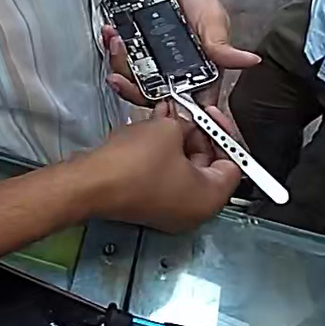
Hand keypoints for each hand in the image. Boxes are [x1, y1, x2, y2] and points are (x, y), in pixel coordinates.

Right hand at [79, 115, 240, 232]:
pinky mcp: (147, 202)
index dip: (222, 134)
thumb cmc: (131, 167)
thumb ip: (184, 123)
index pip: (233, 163)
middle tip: (185, 114)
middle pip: (207, 165)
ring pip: (182, 167)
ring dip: (174, 140)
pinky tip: (149, 131)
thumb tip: (181, 121)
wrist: (91, 182)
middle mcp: (192, 210)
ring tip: (164, 118)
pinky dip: (160, 152)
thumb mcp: (168, 130)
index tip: (212, 117)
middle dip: (195, 135)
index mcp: (209, 199)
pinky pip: (163, 173)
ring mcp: (168, 208)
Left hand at [105, 0, 259, 107]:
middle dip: (133, 88)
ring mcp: (151, 66)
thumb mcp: (213, 22)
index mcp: (198, 76)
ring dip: (119, 65)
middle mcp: (173, 76)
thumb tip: (251, 61)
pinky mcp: (134, 54)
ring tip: (116, 43)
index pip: (187, 106)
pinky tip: (111, 35)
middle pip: (151, 98)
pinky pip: (119, 62)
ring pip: (132, 82)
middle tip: (121, 74)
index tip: (159, 101)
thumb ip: (223, 47)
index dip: (172, 110)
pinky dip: (112, 51)